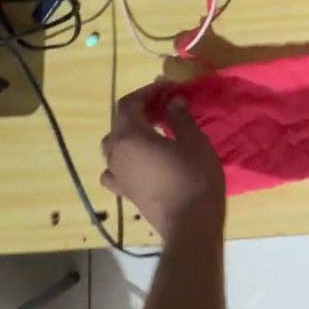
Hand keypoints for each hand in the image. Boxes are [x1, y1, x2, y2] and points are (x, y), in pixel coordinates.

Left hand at [100, 81, 225, 242]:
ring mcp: (116, 173)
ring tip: (155, 128)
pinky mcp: (123, 189)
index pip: (128, 104)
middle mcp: (115, 153)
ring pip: (114, 143)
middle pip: (119, 122)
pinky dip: (124, 156)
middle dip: (141, 108)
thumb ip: (179, 117)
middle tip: (168, 104)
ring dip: (131, 130)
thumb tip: (173, 101)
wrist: (189, 220)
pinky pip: (114, 167)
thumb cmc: (194, 175)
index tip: (171, 88)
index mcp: (130, 136)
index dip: (148, 91)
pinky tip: (140, 158)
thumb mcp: (194, 140)